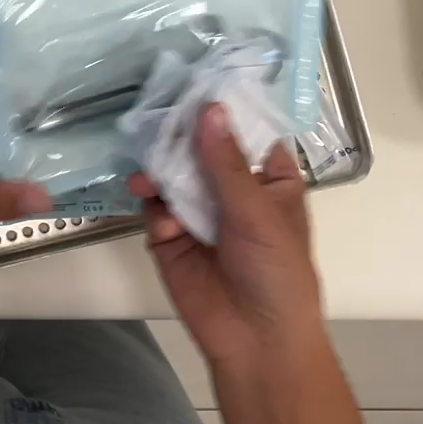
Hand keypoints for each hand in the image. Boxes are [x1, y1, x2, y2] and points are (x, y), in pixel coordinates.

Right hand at [130, 102, 322, 370]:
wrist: (253, 340)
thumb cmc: (276, 272)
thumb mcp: (257, 213)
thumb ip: (224, 162)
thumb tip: (208, 109)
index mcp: (266, 178)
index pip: (242, 132)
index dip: (220, 109)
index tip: (192, 83)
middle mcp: (229, 188)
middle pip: (198, 148)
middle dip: (177, 138)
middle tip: (153, 122)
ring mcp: (196, 210)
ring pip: (170, 174)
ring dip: (158, 172)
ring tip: (145, 179)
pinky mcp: (167, 233)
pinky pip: (153, 207)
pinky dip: (153, 208)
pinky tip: (159, 218)